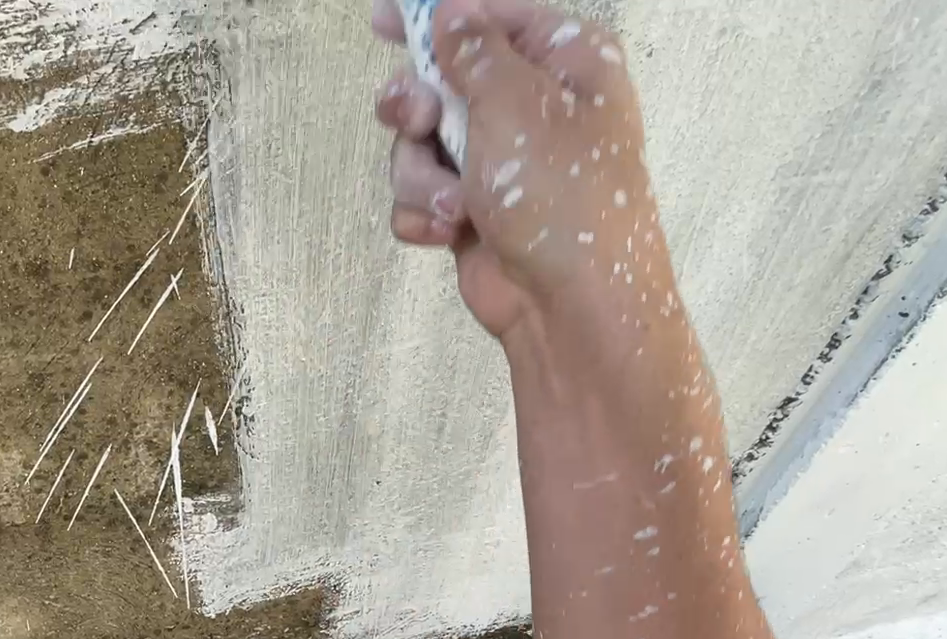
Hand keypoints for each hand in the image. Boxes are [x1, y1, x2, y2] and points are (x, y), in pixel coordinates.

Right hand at [372, 0, 671, 340]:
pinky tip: (447, 235)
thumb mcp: (517, 106)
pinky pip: (417, 200)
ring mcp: (491, 166)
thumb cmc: (560, 199)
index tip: (382, 18)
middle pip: (435, 87)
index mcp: (558, 64)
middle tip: (418, 123)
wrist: (563, 301)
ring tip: (456, 208)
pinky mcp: (465, 213)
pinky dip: (424, 218)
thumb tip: (448, 14)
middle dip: (416, 114)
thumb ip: (474, 52)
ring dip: (423, 181)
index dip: (432, 15)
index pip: (487, 19)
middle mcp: (522, 110)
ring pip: (415, 152)